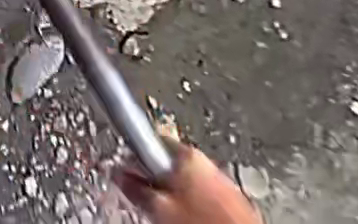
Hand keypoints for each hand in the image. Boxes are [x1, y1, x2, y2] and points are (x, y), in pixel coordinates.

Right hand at [116, 146, 261, 223]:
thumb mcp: (159, 209)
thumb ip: (134, 187)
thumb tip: (118, 174)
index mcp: (188, 155)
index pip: (149, 142)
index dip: (135, 159)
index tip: (129, 173)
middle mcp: (208, 163)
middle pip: (171, 164)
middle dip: (160, 180)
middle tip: (153, 201)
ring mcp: (227, 185)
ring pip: (190, 183)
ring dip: (180, 194)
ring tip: (176, 215)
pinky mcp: (240, 206)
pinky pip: (208, 198)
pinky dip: (199, 206)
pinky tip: (196, 221)